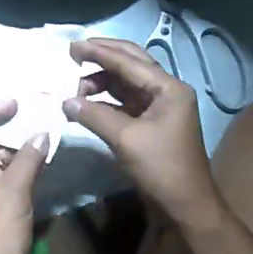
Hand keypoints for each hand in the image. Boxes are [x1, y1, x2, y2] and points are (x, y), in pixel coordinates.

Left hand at [0, 100, 45, 253]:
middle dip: (10, 128)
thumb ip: (28, 157)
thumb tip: (43, 133)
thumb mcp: (14, 190)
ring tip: (44, 131)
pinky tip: (42, 154)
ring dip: (20, 146)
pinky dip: (22, 162)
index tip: (16, 104)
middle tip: (37, 115)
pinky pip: (7, 172)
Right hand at [64, 39, 222, 226]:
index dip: (99, 52)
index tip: (72, 46)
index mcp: (168, 88)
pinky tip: (87, 103)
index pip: (129, 61)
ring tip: (76, 88)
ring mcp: (160, 107)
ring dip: (102, 81)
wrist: (186, 207)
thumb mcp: (126, 139)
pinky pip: (125, 102)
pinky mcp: (152, 123)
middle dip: (103, 57)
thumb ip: (95, 115)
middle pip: (132, 63)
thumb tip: (66, 101)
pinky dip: (106, 100)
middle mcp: (167, 91)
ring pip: (127, 83)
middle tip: (74, 54)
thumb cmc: (161, 169)